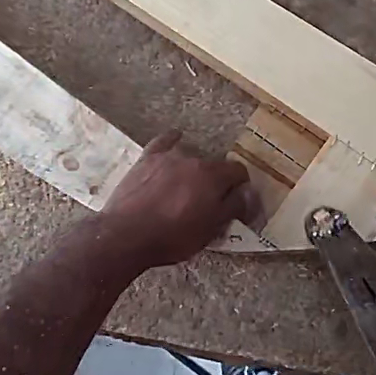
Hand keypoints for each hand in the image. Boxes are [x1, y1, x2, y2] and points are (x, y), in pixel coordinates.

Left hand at [95, 132, 257, 267]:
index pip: (238, 171)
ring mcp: (168, 157)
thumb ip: (234, 206)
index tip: (238, 200)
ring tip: (188, 187)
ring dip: (195, 169)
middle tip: (210, 201)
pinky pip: (163, 143)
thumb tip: (250, 192)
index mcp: (213, 176)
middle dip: (217, 180)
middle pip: (214, 165)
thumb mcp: (211, 229)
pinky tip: (176, 137)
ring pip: (190, 157)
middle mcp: (194, 159)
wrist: (125, 236)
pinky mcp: (146, 159)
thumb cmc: (172, 237)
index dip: (241, 186)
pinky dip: (172, 140)